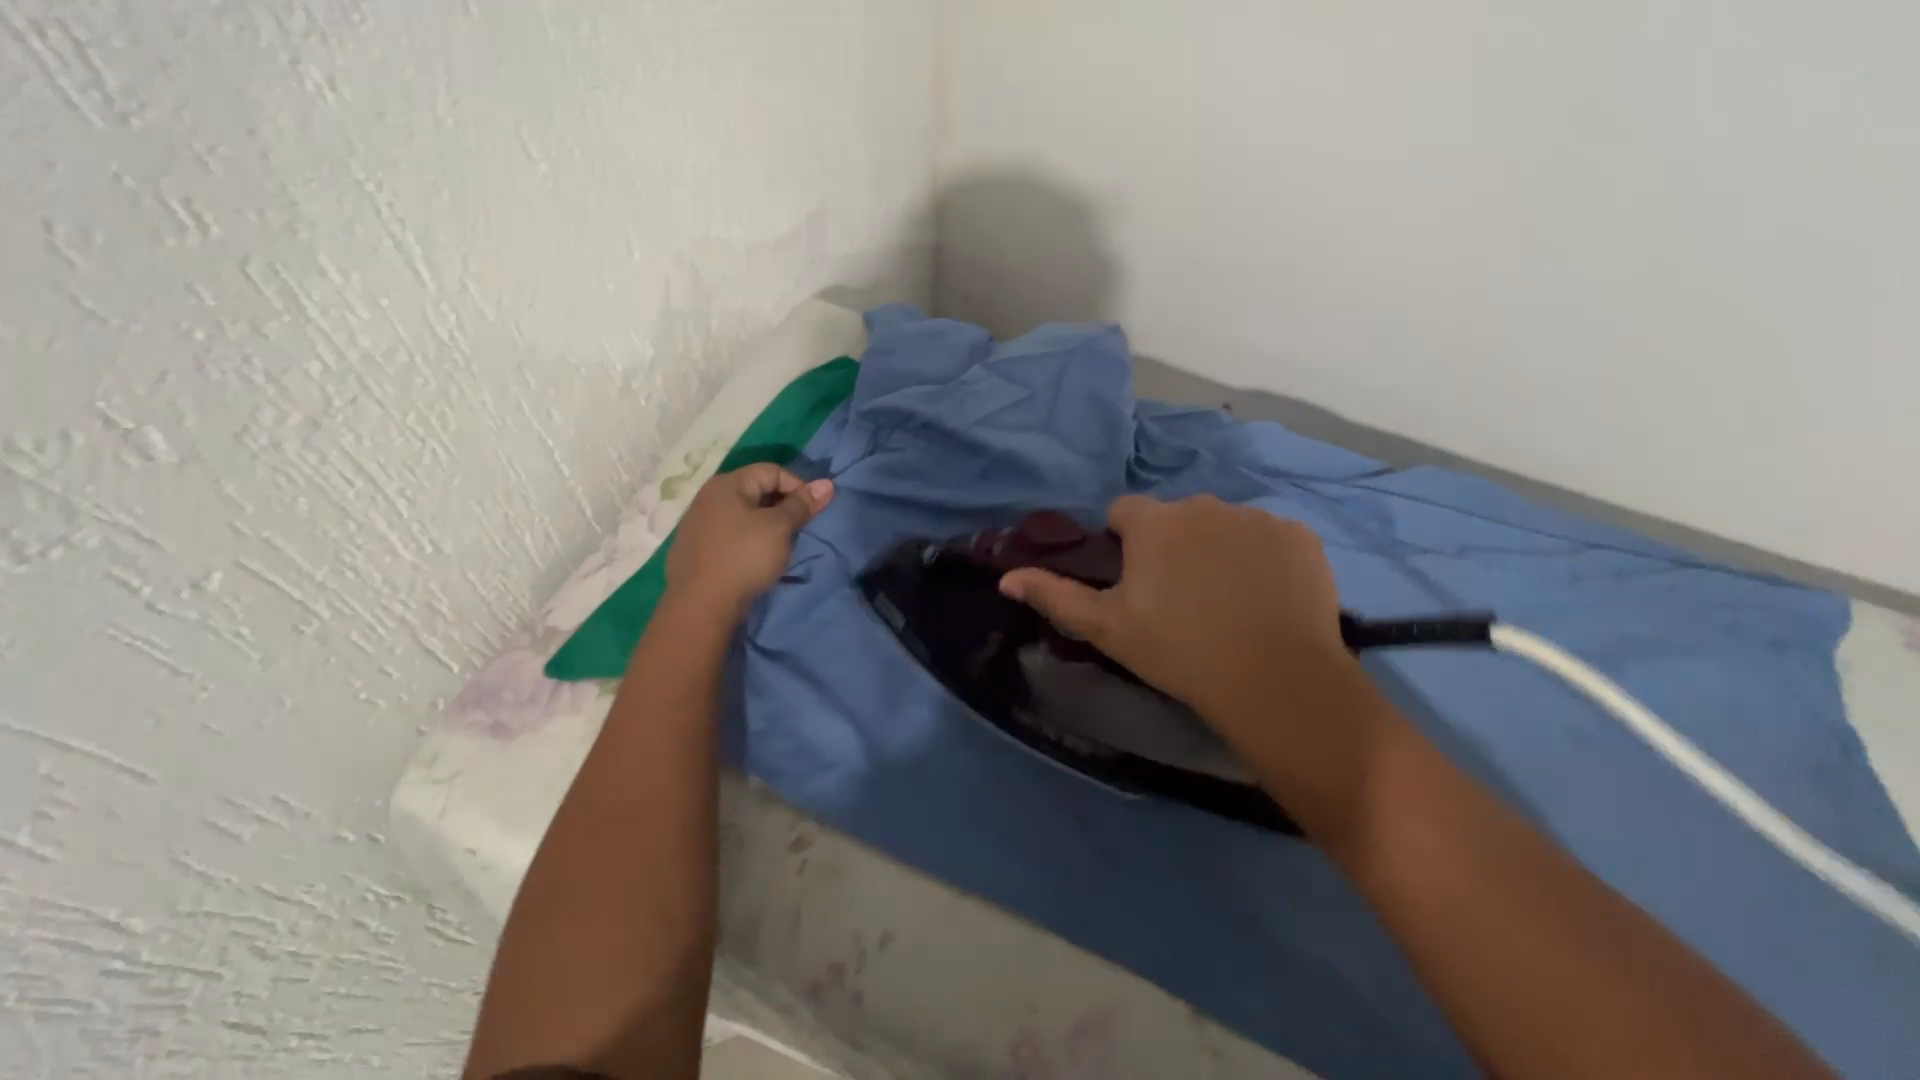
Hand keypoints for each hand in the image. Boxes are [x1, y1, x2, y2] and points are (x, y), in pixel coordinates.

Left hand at [665, 464, 834, 618]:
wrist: (700, 604)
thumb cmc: (744, 557)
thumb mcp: (779, 528)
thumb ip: (802, 504)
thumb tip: (827, 484)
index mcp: (727, 484)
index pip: (772, 471)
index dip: (798, 486)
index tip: (812, 512)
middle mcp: (709, 496)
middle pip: (757, 490)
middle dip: (783, 507)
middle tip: (799, 529)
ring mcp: (699, 523)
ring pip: (745, 514)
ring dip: (767, 525)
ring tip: (781, 546)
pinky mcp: (697, 548)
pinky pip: (732, 533)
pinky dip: (750, 540)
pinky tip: (757, 559)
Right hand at [999, 495, 1354, 718]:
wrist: (1273, 678)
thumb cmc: (1178, 651)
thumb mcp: (1107, 629)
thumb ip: (1055, 596)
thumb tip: (1007, 578)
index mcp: (1155, 522)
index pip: (1124, 511)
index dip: (1124, 542)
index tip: (1134, 581)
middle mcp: (1205, 505)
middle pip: (1177, 518)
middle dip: (1173, 546)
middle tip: (1180, 600)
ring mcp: (1257, 518)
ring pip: (1224, 527)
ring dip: (1218, 550)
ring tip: (1227, 603)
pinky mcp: (1300, 536)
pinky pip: (1269, 539)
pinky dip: (1263, 561)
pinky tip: (1266, 600)